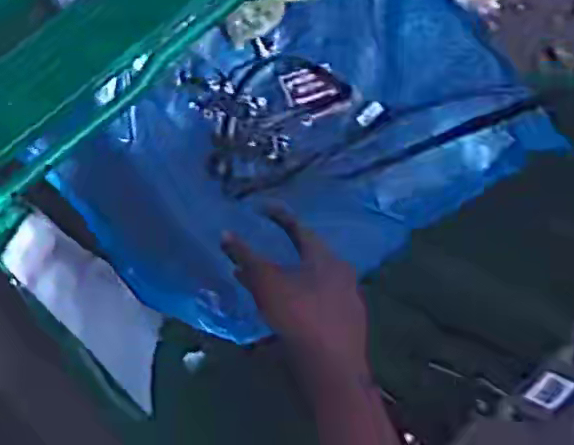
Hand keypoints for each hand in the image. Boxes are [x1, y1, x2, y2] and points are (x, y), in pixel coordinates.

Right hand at [223, 206, 369, 382]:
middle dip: (282, 244)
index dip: (278, 215)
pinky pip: (313, 293)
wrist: (330, 367)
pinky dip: (292, 287)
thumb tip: (226, 233)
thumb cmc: (296, 312)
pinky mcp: (343, 320)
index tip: (260, 207)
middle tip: (260, 236)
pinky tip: (273, 293)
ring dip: (284, 269)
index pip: (300, 228)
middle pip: (307, 252)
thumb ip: (243, 253)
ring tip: (257, 268)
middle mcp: (342, 276)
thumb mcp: (261, 277)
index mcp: (327, 260)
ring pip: (309, 275)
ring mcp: (346, 300)